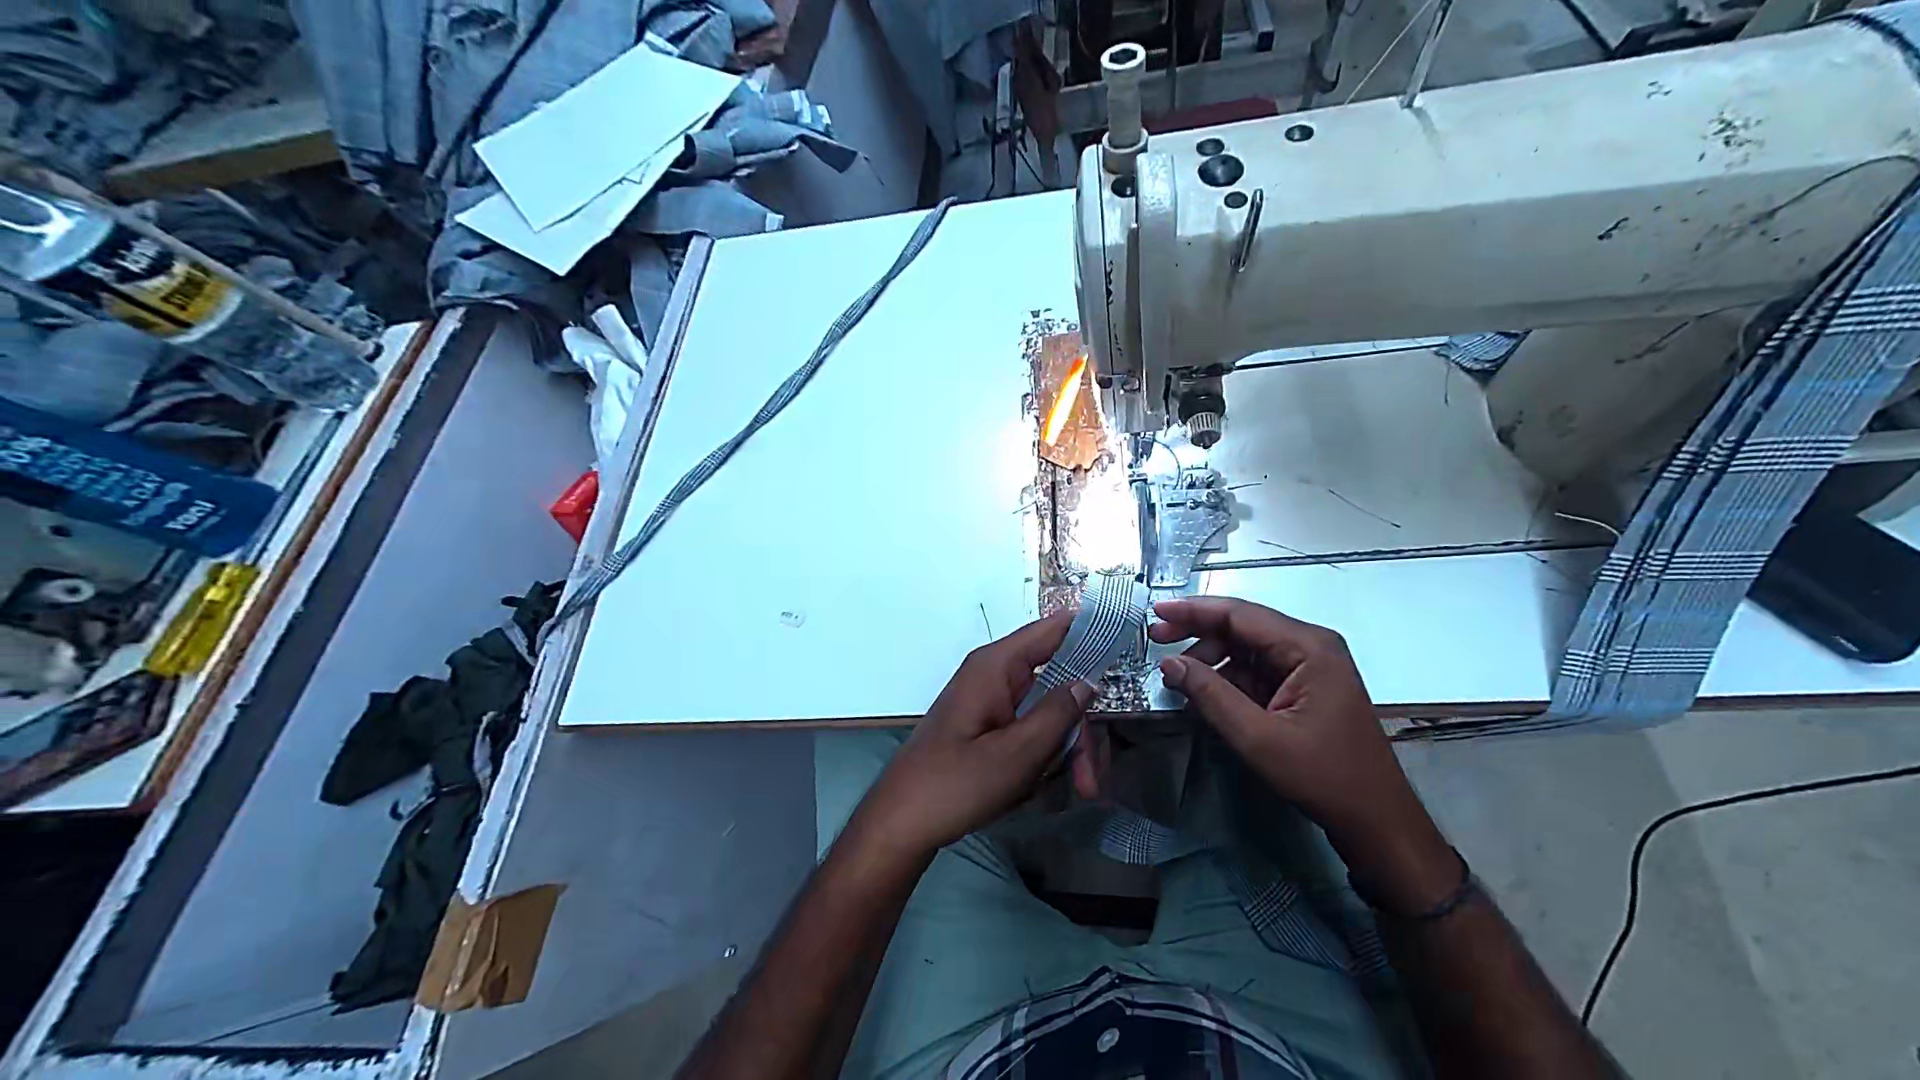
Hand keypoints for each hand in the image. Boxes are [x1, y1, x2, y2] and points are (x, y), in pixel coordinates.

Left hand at [846, 612, 1096, 862]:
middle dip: (1080, 728)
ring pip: (1048, 711)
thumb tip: (1089, 679)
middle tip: (1090, 778)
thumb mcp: (1017, 753)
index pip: (1052, 630)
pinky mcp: (989, 727)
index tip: (1128, 640)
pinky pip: (1030, 729)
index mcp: (995, 667)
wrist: (903, 823)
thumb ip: (1058, 712)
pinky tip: (1044, 787)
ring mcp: (991, 702)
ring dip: (1066, 749)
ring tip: (1076, 791)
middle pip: (1058, 681)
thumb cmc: (956, 783)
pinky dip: (1045, 755)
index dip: (1090, 631)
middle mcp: (995, 676)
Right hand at [1151, 597, 1457, 911]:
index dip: (1194, 611)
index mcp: (1308, 647)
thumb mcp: (1258, 737)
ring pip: (1246, 648)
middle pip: (1242, 626)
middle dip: (1198, 633)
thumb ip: (1211, 695)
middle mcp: (1310, 646)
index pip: (1240, 614)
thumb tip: (1170, 664)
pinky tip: (1205, 694)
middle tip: (1158, 641)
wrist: (1374, 819)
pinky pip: (1256, 670)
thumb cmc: (1324, 776)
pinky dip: (1227, 678)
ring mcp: (1309, 666)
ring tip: (1179, 678)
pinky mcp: (1303, 686)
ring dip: (1211, 659)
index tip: (1157, 613)